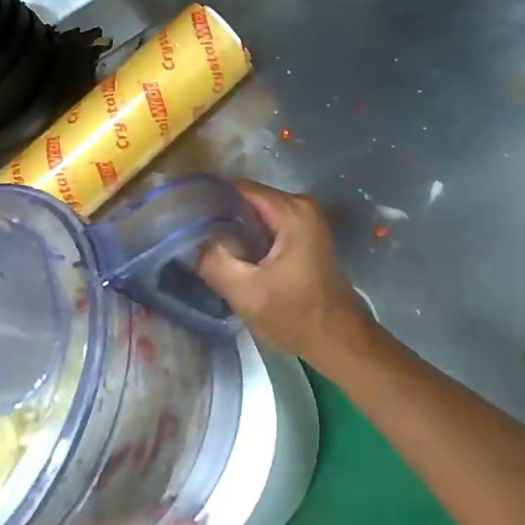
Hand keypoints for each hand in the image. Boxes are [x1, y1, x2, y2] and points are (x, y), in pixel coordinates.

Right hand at [197, 180, 372, 369]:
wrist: (336, 336)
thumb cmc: (295, 313)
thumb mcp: (247, 293)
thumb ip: (215, 262)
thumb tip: (194, 240)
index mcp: (292, 210)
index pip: (241, 188)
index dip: (213, 200)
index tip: (187, 219)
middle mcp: (301, 206)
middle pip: (250, 199)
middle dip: (223, 216)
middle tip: (194, 238)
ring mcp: (306, 220)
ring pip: (259, 214)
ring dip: (236, 229)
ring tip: (208, 249)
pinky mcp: (305, 236)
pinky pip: (270, 225)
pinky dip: (251, 237)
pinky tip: (234, 257)